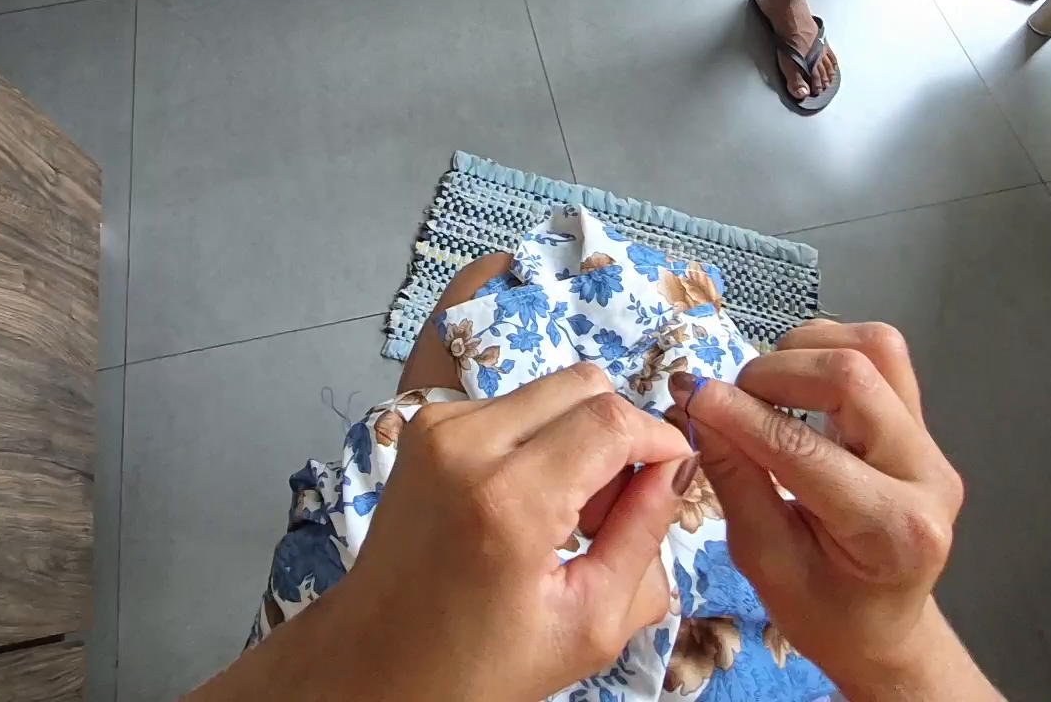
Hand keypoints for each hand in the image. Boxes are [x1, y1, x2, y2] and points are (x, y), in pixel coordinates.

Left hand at [190, 362, 694, 701]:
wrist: (373, 659)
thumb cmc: (480, 664)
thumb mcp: (587, 623)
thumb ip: (644, 535)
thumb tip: (677, 467)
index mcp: (509, 499)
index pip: (611, 420)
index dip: (657, 437)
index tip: (674, 471)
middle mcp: (467, 441)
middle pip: (583, 386)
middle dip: (619, 432)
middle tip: (613, 503)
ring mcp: (439, 424)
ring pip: (549, 390)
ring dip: (579, 433)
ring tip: (568, 509)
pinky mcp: (426, 422)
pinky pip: (511, 404)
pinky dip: (538, 436)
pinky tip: (527, 496)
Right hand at [669, 321, 998, 701]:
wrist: (882, 624)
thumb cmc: (821, 607)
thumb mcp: (762, 556)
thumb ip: (731, 475)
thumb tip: (691, 405)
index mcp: (890, 530)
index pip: (801, 448)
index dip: (736, 414)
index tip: (687, 393)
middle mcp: (925, 474)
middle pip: (850, 376)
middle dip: (771, 375)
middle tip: (729, 400)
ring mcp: (930, 441)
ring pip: (872, 348)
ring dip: (801, 353)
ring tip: (765, 390)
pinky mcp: (919, 419)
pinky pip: (878, 350)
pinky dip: (822, 350)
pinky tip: (794, 383)